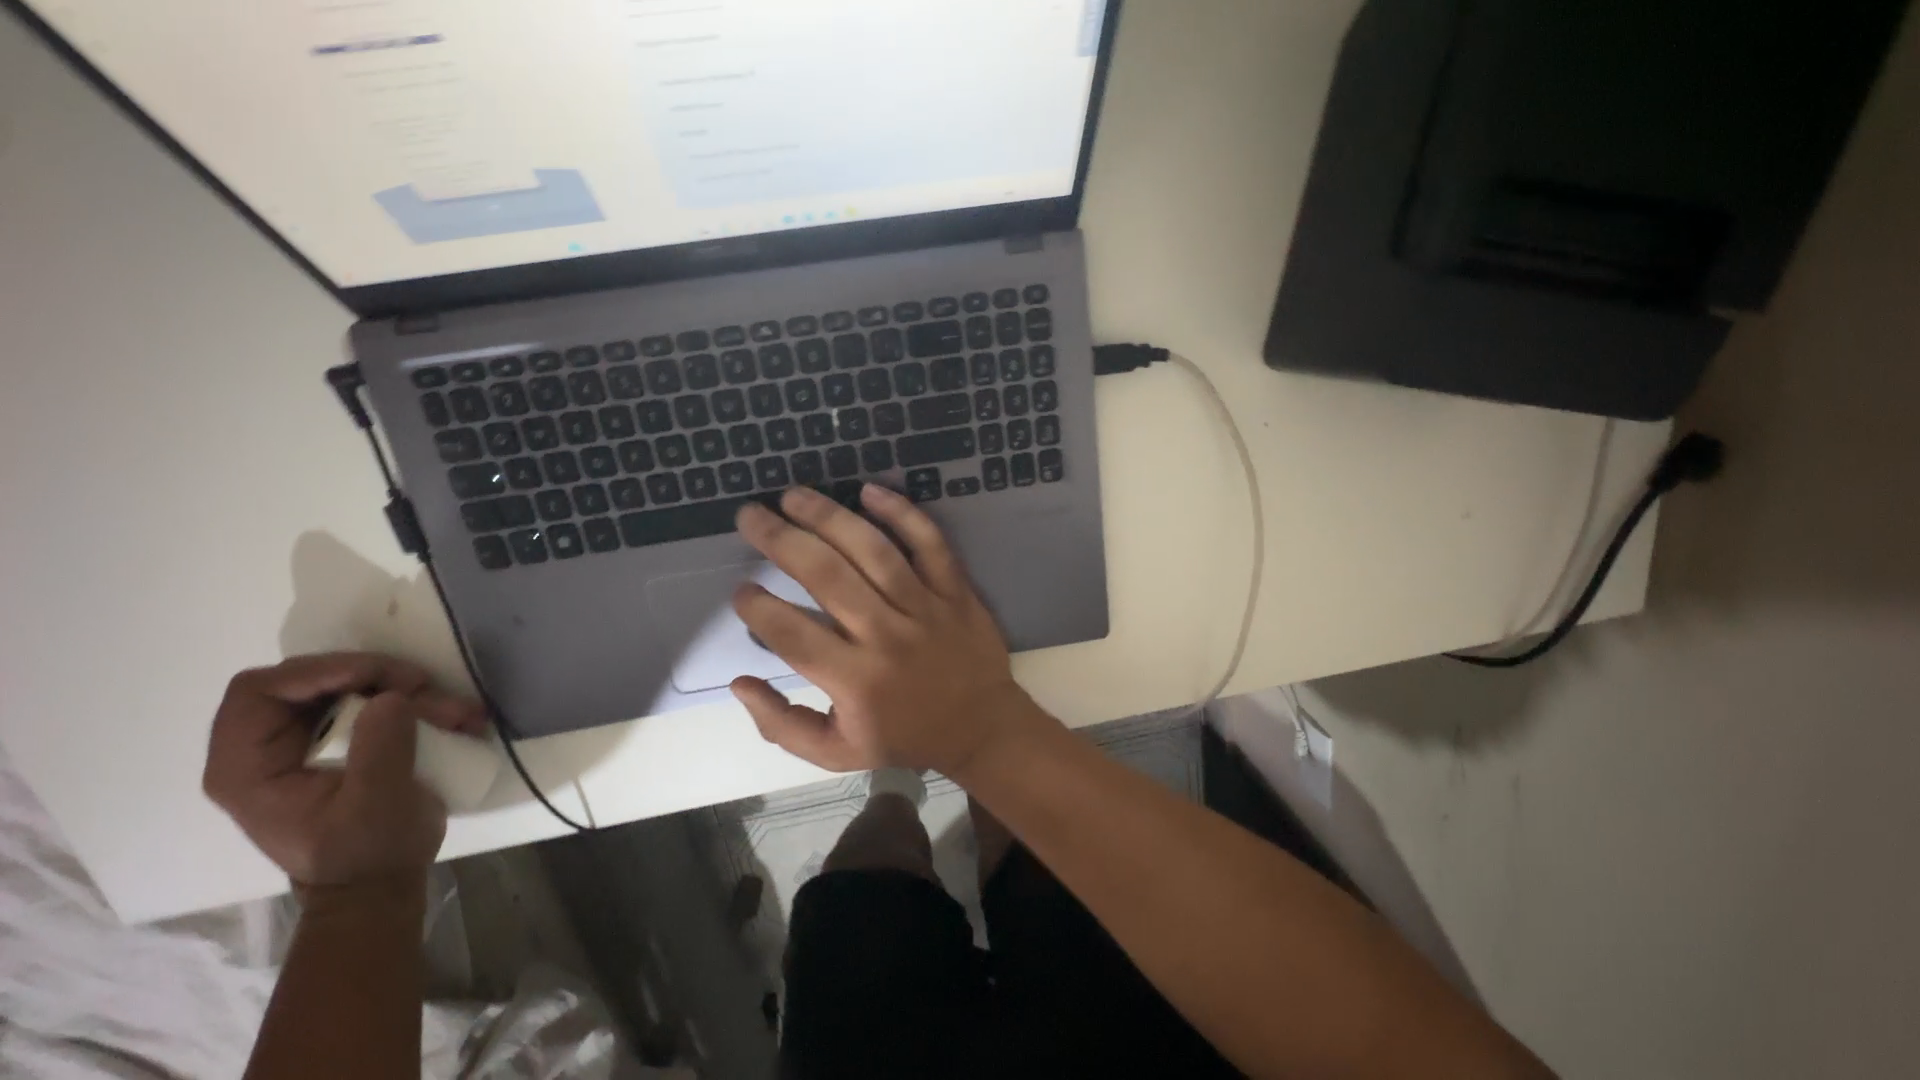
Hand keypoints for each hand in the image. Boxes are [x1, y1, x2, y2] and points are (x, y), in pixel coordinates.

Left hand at [203, 653, 487, 888]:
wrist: (377, 887)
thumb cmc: (366, 853)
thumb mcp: (376, 804)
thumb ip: (379, 749)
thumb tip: (391, 697)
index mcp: (247, 767)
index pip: (259, 692)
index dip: (315, 672)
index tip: (374, 676)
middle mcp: (265, 747)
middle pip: (308, 680)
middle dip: (371, 675)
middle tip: (422, 685)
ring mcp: (301, 742)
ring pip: (345, 686)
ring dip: (401, 689)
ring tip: (453, 708)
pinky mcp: (334, 741)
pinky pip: (366, 701)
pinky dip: (409, 701)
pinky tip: (449, 713)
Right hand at [729, 484, 1046, 774]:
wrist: (982, 728)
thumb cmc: (904, 737)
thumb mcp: (837, 752)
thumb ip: (782, 724)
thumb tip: (740, 682)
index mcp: (855, 680)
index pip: (793, 634)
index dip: (759, 608)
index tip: (741, 590)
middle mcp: (886, 636)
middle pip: (827, 576)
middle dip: (781, 540)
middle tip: (751, 516)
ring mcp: (925, 607)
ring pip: (873, 550)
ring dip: (829, 516)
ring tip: (793, 495)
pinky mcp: (955, 590)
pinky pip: (929, 543)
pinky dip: (902, 513)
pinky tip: (869, 490)